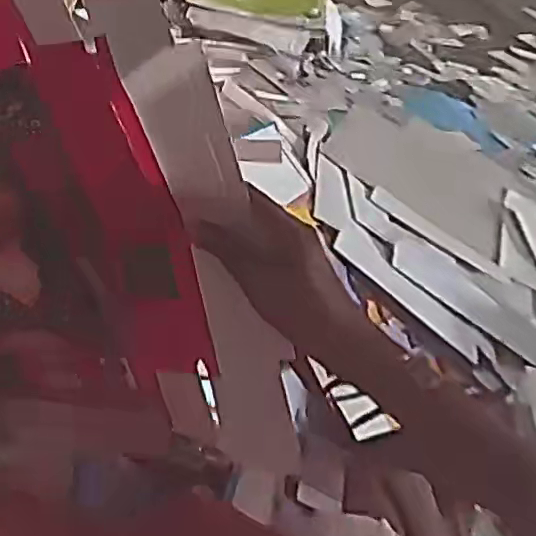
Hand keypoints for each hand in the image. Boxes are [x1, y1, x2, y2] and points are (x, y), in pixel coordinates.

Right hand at [193, 187, 406, 373]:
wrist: (340, 344)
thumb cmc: (310, 312)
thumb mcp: (254, 277)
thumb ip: (225, 249)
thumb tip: (199, 227)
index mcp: (289, 227)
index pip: (249, 195)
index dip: (219, 191)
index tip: (196, 194)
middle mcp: (296, 235)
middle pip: (251, 214)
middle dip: (221, 215)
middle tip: (194, 218)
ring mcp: (298, 254)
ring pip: (256, 234)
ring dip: (231, 235)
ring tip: (205, 241)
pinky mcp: (297, 273)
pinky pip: (262, 252)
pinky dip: (242, 254)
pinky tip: (228, 267)